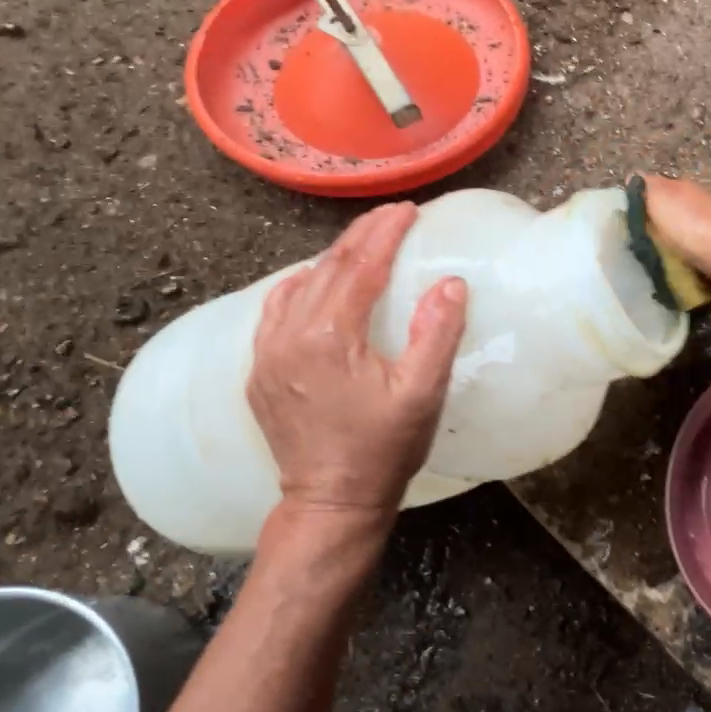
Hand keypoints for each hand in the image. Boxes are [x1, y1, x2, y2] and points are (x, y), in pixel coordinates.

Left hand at [247, 202, 466, 520]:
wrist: (330, 501)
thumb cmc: (384, 447)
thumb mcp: (422, 392)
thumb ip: (436, 332)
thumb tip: (450, 282)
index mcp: (328, 337)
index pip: (359, 268)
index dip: (385, 234)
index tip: (409, 210)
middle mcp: (288, 337)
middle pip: (326, 269)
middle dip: (361, 236)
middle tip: (392, 214)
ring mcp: (266, 355)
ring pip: (298, 286)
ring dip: (333, 258)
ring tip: (364, 241)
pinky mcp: (260, 373)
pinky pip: (276, 312)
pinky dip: (300, 286)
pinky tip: (314, 281)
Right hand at [638, 176, 710, 307]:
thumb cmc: (690, 224)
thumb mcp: (658, 195)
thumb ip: (644, 187)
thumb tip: (632, 177)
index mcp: (684, 192)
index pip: (657, 194)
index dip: (638, 207)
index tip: (618, 225)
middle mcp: (698, 213)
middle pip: (668, 224)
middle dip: (651, 237)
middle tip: (627, 253)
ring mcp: (709, 242)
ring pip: (679, 249)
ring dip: (664, 259)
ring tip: (641, 273)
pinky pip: (690, 272)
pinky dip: (678, 278)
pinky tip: (663, 286)